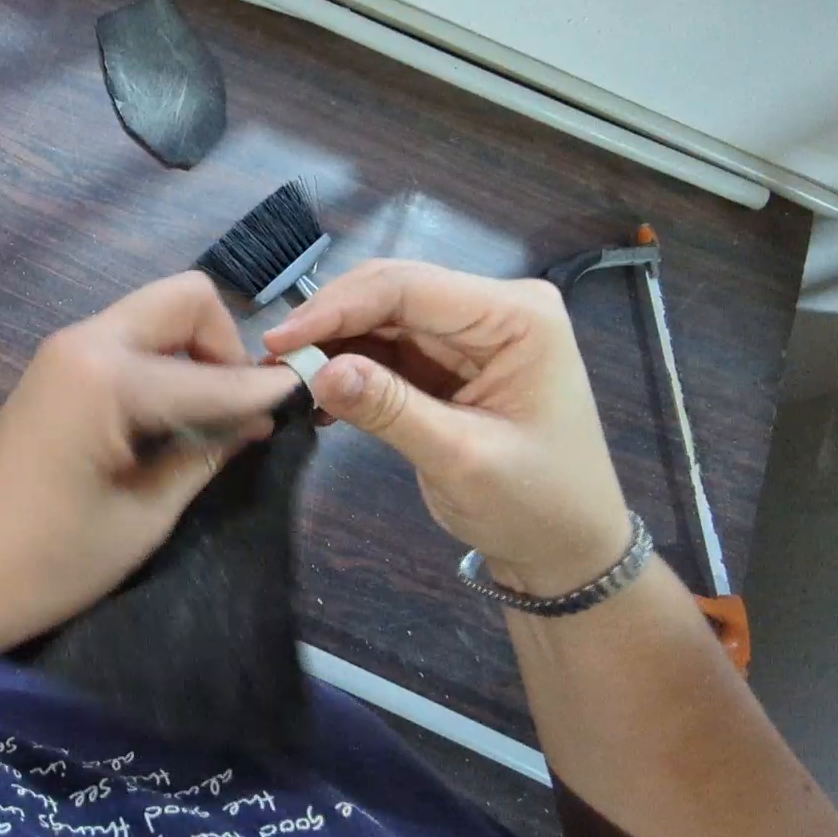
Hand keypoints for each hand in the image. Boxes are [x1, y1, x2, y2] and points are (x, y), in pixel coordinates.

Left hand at [0, 272, 301, 646]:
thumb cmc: (53, 560)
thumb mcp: (147, 513)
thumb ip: (207, 450)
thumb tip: (258, 415)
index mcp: (109, 375)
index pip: (213, 373)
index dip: (265, 391)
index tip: (305, 401)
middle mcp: (85, 341)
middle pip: (183, 300)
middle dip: (224, 347)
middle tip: (239, 411)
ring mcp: (63, 351)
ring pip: (153, 317)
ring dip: (192, 353)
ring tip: (211, 418)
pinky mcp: (53, 370)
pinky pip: (124, 343)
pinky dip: (160, 365)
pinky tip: (170, 417)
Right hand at [263, 260, 631, 594]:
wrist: (565, 548)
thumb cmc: (534, 504)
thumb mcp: (460, 458)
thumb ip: (389, 409)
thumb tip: (318, 372)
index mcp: (515, 317)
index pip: (408, 287)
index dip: (336, 308)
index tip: (279, 342)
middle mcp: (489, 311)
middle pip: (388, 292)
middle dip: (327, 321)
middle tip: (272, 358)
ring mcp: (464, 335)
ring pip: (376, 318)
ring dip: (329, 344)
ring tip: (285, 376)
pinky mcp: (441, 361)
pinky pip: (380, 348)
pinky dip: (344, 366)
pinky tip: (316, 393)